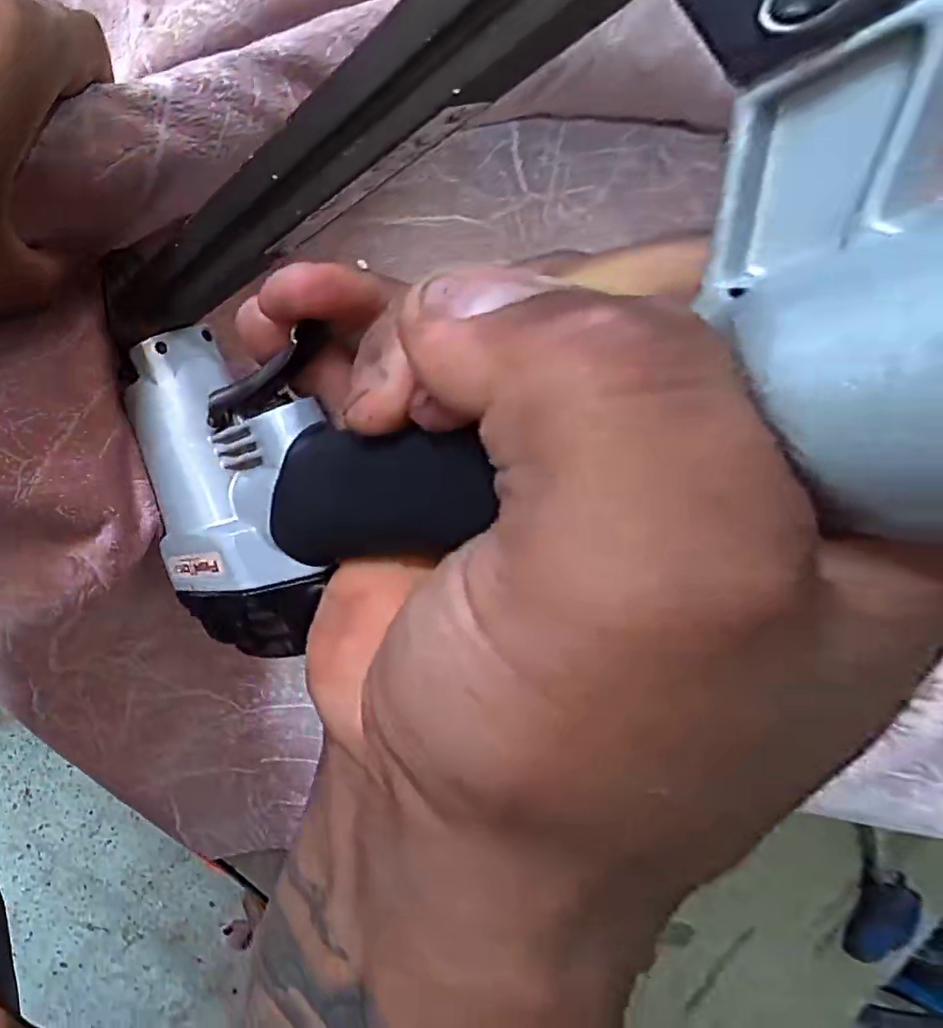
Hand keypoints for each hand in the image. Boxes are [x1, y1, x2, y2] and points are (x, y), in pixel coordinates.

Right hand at [236, 259, 942, 1023]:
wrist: (424, 804)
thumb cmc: (560, 731)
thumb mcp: (648, 580)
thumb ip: (605, 403)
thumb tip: (459, 308)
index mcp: (819, 452)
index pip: (733, 288)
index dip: (594, 309)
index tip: (489, 396)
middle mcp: (681, 431)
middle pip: (560, 297)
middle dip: (448, 328)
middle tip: (385, 415)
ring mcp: (538, 443)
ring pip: (457, 316)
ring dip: (360, 306)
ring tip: (281, 315)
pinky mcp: (435, 461)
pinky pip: (385, 361)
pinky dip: (325, 328)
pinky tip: (274, 316)